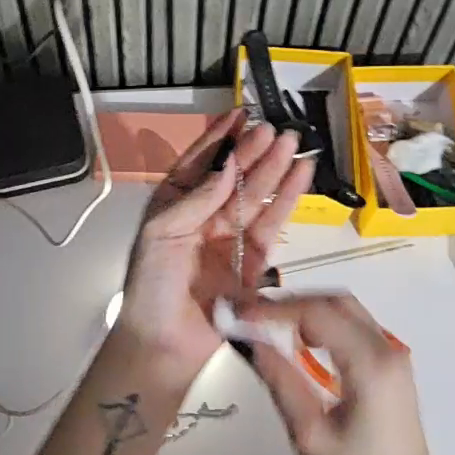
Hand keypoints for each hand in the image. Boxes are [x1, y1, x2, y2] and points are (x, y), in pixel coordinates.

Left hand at [114, 109, 315, 377]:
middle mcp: (203, 215)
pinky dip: (288, 198)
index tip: (240, 114)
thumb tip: (227, 166)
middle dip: (253, 151)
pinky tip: (301, 173)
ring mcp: (230, 237)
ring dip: (275, 168)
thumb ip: (196, 199)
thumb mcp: (162, 234)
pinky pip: (273, 222)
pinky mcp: (254, 259)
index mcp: (174, 205)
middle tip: (276, 127)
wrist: (166, 340)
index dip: (219, 139)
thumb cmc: (152, 285)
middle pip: (233, 176)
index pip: (199, 163)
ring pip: (256, 194)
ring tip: (294, 141)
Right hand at [235, 294, 445, 454]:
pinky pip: (355, 330)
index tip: (236, 317)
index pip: (317, 313)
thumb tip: (251, 342)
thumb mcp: (309, 437)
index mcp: (372, 365)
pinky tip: (297, 343)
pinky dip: (323, 326)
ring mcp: (395, 359)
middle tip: (248, 316)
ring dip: (306, 312)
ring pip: (347, 311)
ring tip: (265, 327)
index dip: (273, 310)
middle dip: (290, 303)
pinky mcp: (392, 371)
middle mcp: (389, 351)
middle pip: (336, 301)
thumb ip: (281, 382)